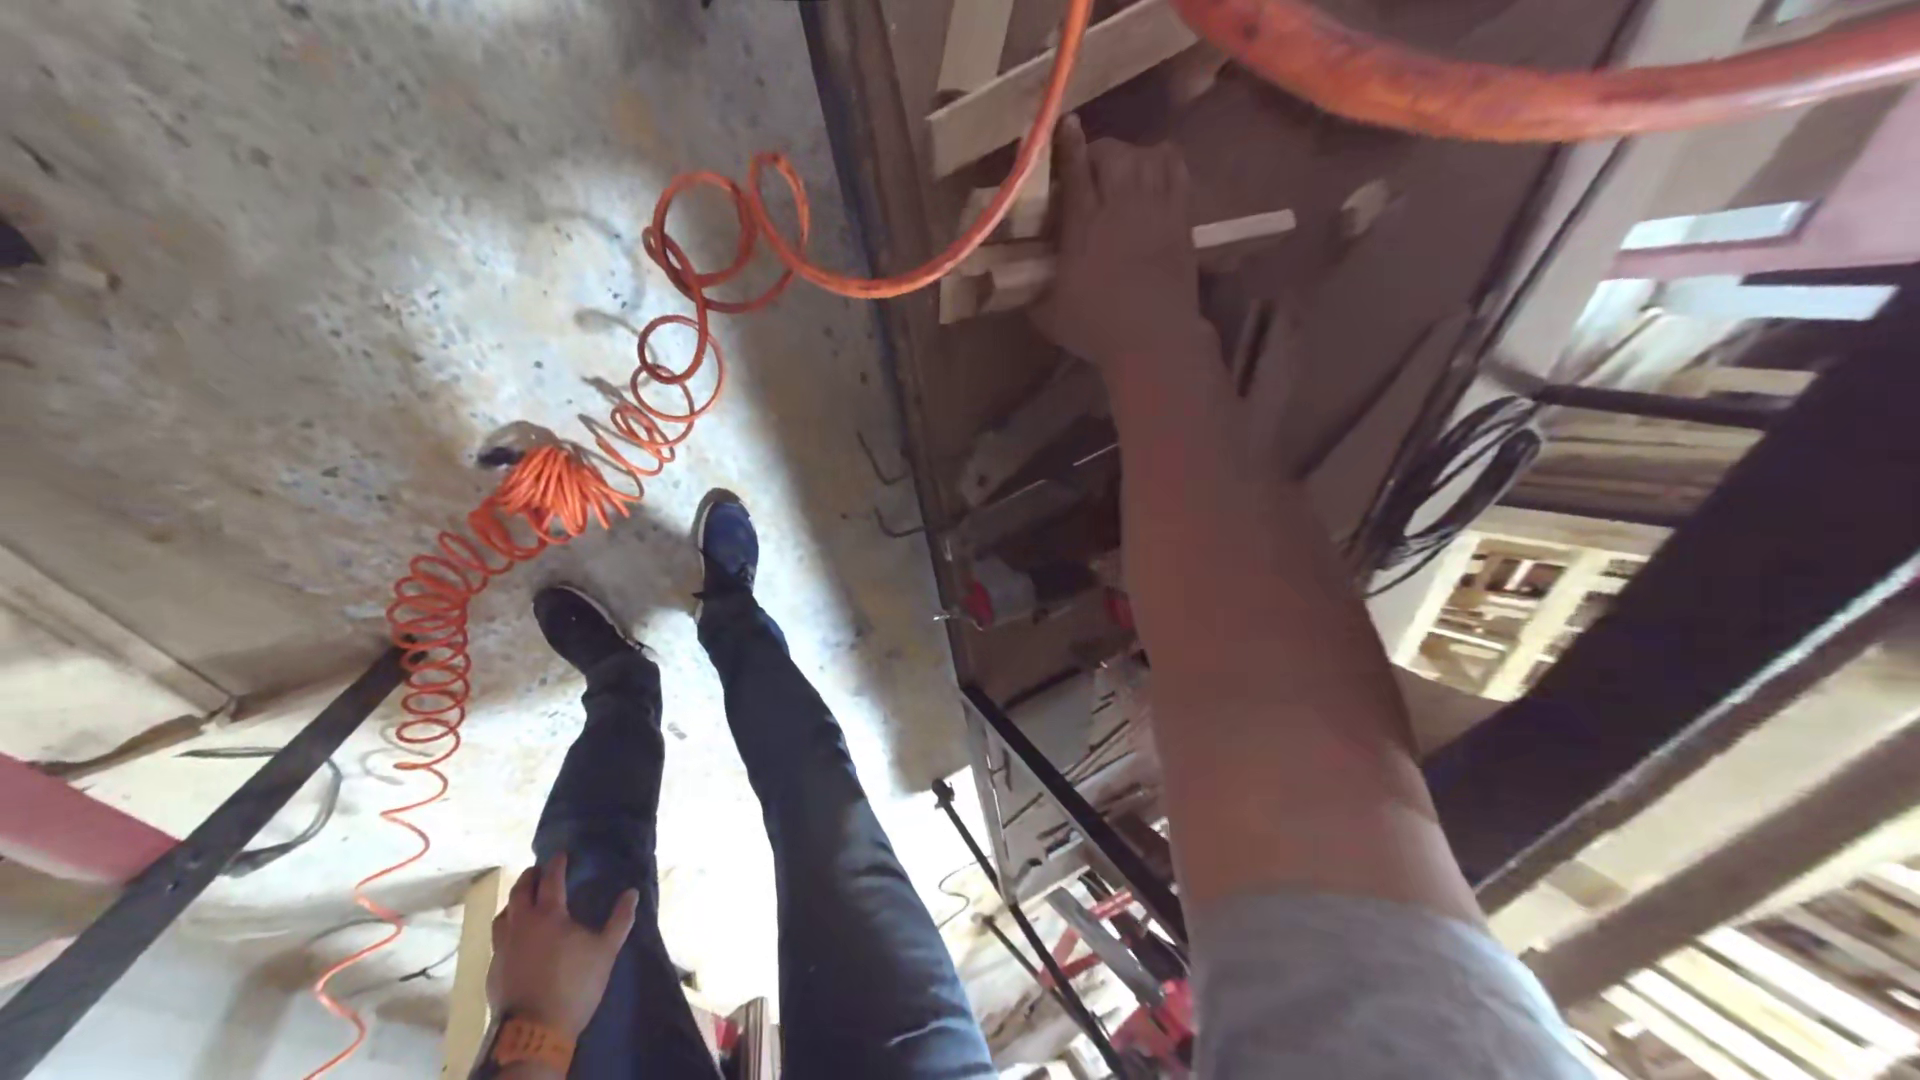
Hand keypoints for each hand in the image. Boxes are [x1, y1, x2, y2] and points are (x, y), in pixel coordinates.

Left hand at [487, 855, 637, 1038]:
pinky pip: (497, 940)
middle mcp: (521, 925)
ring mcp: (503, 949)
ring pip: (503, 915)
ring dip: (514, 902)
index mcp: (549, 915)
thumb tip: (632, 893)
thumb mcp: (607, 950)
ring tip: (524, 902)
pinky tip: (517, 939)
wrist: (534, 1032)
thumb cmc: (575, 984)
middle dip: (530, 877)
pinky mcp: (493, 971)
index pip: (550, 879)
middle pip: (520, 891)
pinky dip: (508, 929)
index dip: (556, 864)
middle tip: (539, 871)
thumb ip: (620, 919)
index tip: (561, 854)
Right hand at [1032, 115, 1213, 369]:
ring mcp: (1155, 208)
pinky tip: (1156, 173)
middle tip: (1091, 167)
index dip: (1068, 145)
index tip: (1065, 127)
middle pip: (1113, 153)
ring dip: (1133, 156)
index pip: (1073, 170)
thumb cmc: (1096, 328)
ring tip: (1124, 170)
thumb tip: (1011, 284)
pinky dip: (1164, 163)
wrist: (1153, 339)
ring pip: (1147, 155)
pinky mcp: (1182, 218)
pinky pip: (1177, 170)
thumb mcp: (1049, 314)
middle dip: (1100, 152)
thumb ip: (1031, 292)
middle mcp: (1119, 205)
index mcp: (1082, 225)